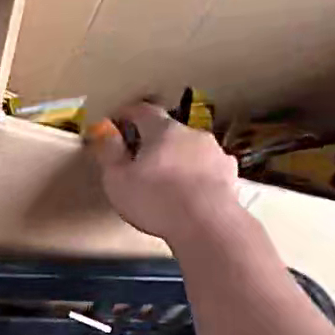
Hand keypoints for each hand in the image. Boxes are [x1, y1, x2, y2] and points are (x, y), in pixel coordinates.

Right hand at [86, 101, 241, 245]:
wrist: (206, 223)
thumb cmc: (155, 200)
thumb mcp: (117, 180)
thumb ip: (109, 153)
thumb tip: (104, 132)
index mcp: (162, 131)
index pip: (143, 111)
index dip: (128, 114)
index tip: (117, 121)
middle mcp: (191, 134)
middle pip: (169, 131)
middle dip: (154, 142)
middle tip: (141, 161)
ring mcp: (214, 152)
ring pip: (191, 149)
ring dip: (178, 159)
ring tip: (168, 182)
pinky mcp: (230, 173)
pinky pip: (209, 168)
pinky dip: (198, 176)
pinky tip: (192, 193)